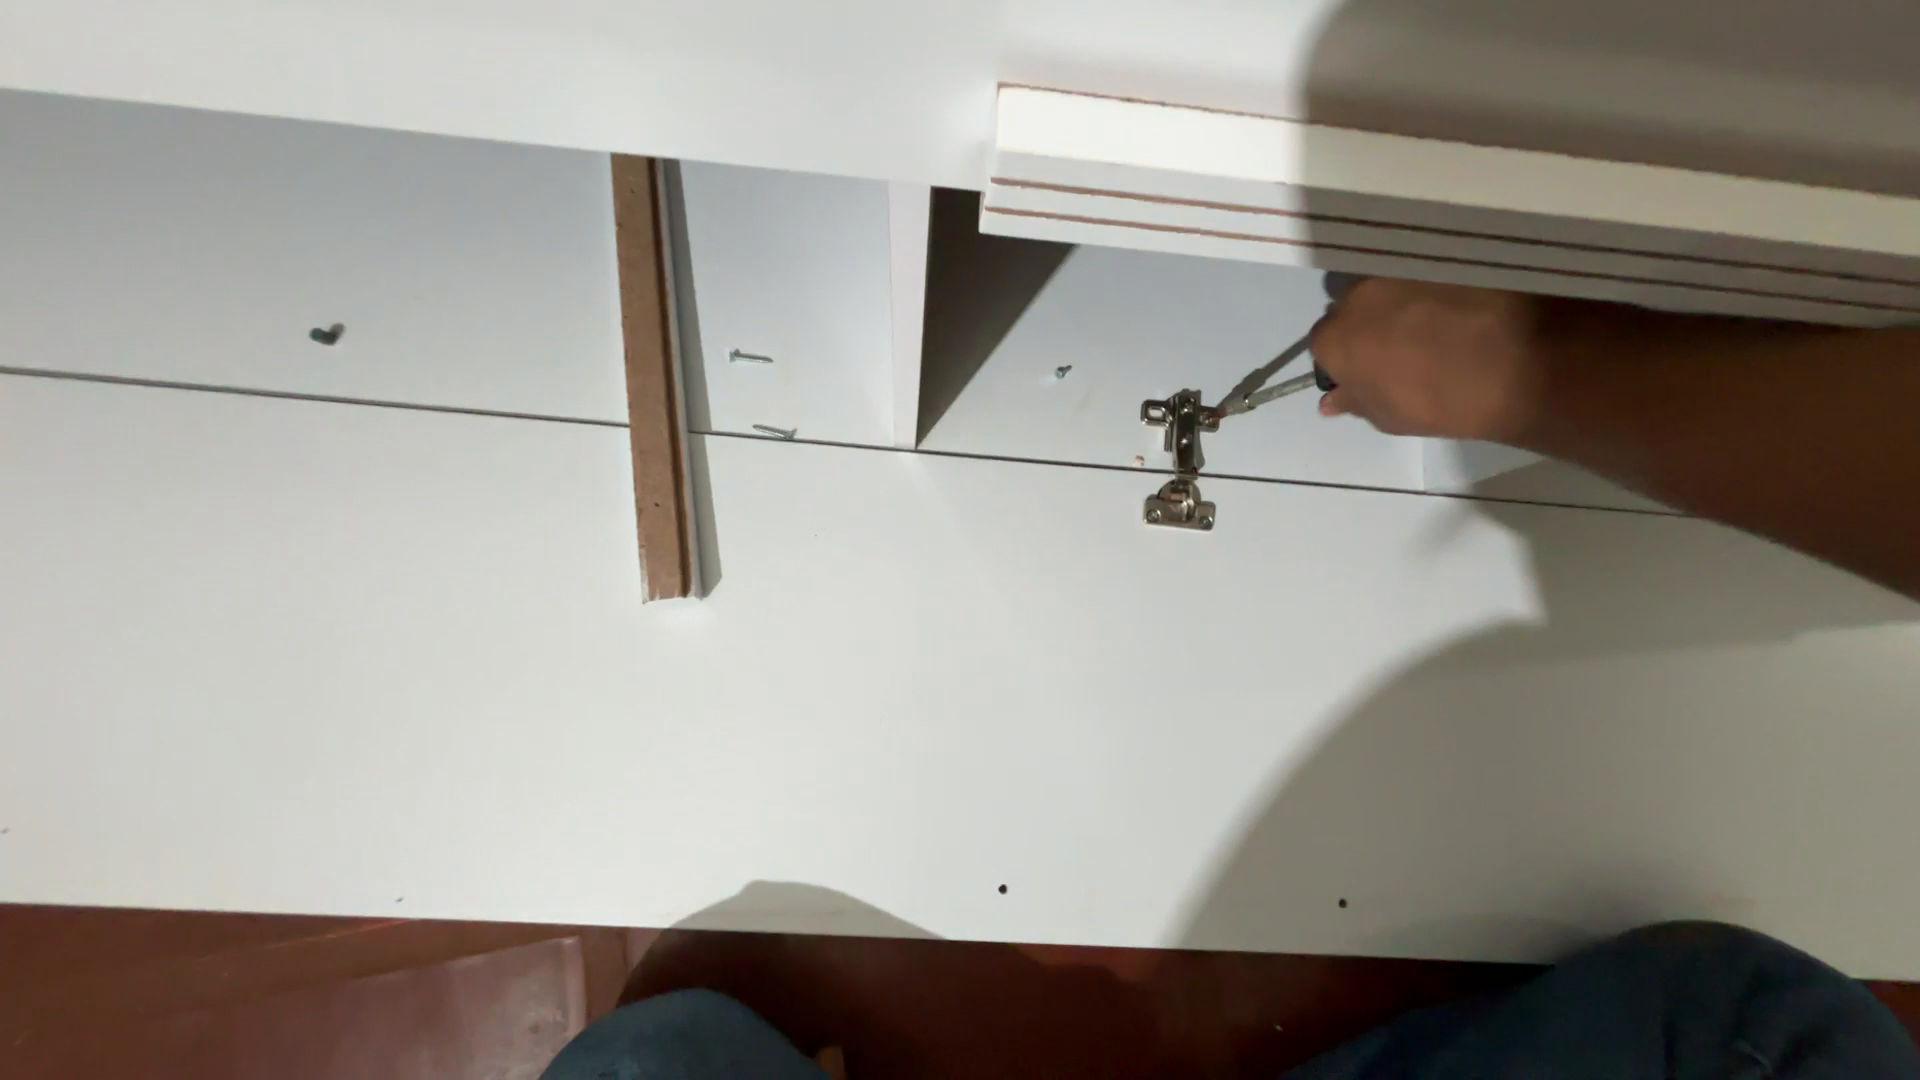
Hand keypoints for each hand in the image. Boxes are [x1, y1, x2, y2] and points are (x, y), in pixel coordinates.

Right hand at [1309, 279, 1547, 441]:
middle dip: (1368, 323)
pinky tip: (1461, 308)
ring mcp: (1403, 269)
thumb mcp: (1390, 416)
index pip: (1324, 343)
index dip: (1345, 357)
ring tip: (1434, 323)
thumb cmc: (1442, 400)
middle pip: (1352, 306)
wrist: (1524, 362)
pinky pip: (1430, 273)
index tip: (1368, 369)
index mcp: (1335, 338)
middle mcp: (1358, 294)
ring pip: (1390, 285)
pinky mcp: (1445, 255)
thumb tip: (1332, 400)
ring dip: (1401, 302)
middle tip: (1401, 344)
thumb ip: (1355, 401)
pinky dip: (1437, 288)